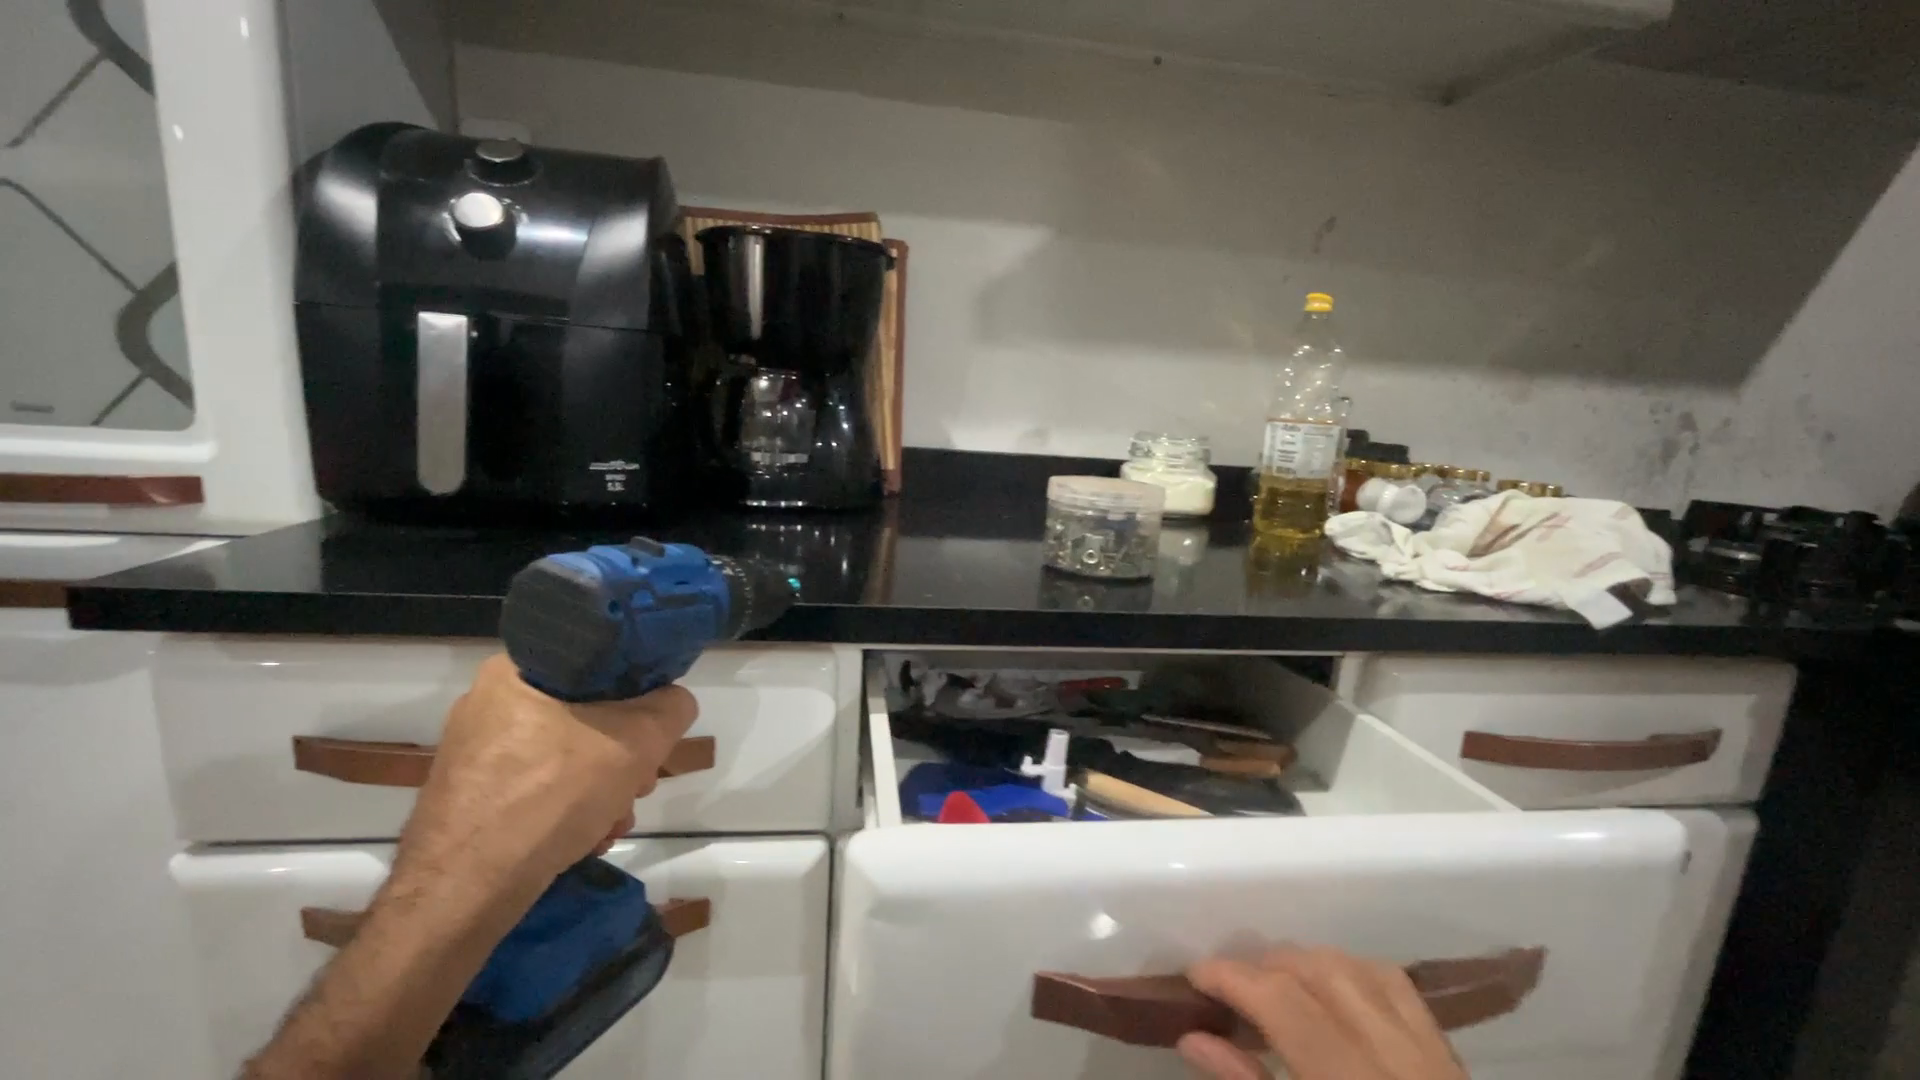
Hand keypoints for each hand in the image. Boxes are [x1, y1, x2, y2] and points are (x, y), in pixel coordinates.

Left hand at [240, 661, 696, 1079]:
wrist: (463, 890)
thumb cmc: (551, 794)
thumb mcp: (637, 740)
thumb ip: (671, 708)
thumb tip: (673, 703)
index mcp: (516, 670)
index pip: (596, 664)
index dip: (637, 695)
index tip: (652, 732)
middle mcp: (487, 703)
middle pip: (584, 715)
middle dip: (622, 756)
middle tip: (637, 785)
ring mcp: (473, 753)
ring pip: (564, 757)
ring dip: (601, 788)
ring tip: (611, 822)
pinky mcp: (469, 796)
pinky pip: (535, 788)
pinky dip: (566, 810)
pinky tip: (583, 838)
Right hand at [1178, 946, 1468, 1079]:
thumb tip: (1193, 1037)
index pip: (1284, 1002)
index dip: (1231, 977)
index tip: (1195, 977)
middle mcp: (1396, 1060)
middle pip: (1321, 973)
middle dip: (1265, 967)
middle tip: (1230, 990)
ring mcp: (1431, 1056)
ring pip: (1360, 969)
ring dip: (1307, 964)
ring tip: (1273, 986)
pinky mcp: (1449, 1058)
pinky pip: (1397, 988)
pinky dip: (1353, 973)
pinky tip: (1329, 991)